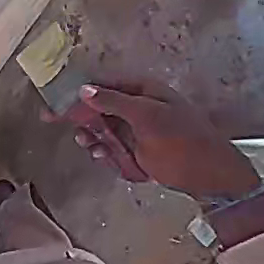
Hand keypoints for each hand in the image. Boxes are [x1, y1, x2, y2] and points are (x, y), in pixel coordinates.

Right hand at [74, 85, 261, 199]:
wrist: (209, 176)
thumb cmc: (182, 140)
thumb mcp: (148, 116)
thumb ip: (114, 102)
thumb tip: (84, 89)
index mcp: (142, 92)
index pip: (102, 86)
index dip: (77, 94)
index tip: (54, 104)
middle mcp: (137, 109)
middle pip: (98, 110)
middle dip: (83, 120)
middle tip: (65, 127)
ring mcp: (136, 132)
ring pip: (102, 133)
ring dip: (93, 139)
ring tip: (91, 146)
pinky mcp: (136, 153)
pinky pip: (111, 151)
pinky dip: (106, 154)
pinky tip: (105, 157)